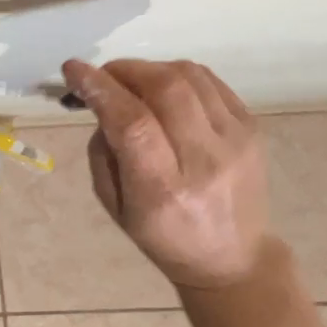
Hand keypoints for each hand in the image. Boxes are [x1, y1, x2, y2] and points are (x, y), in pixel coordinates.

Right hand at [62, 58, 271, 288]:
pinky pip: (211, 82)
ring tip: (130, 82)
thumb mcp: (114, 204)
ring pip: (190, 77)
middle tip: (102, 76)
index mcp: (162, 189)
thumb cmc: (161, 235)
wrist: (233, 257)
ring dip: (149, 69)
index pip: (132, 124)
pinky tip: (161, 88)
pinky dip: (177, 75)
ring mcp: (236, 142)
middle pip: (165, 89)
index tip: (73, 70)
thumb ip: (103, 153)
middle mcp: (204, 161)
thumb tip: (103, 105)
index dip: (100, 89)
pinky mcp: (253, 130)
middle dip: (123, 70)